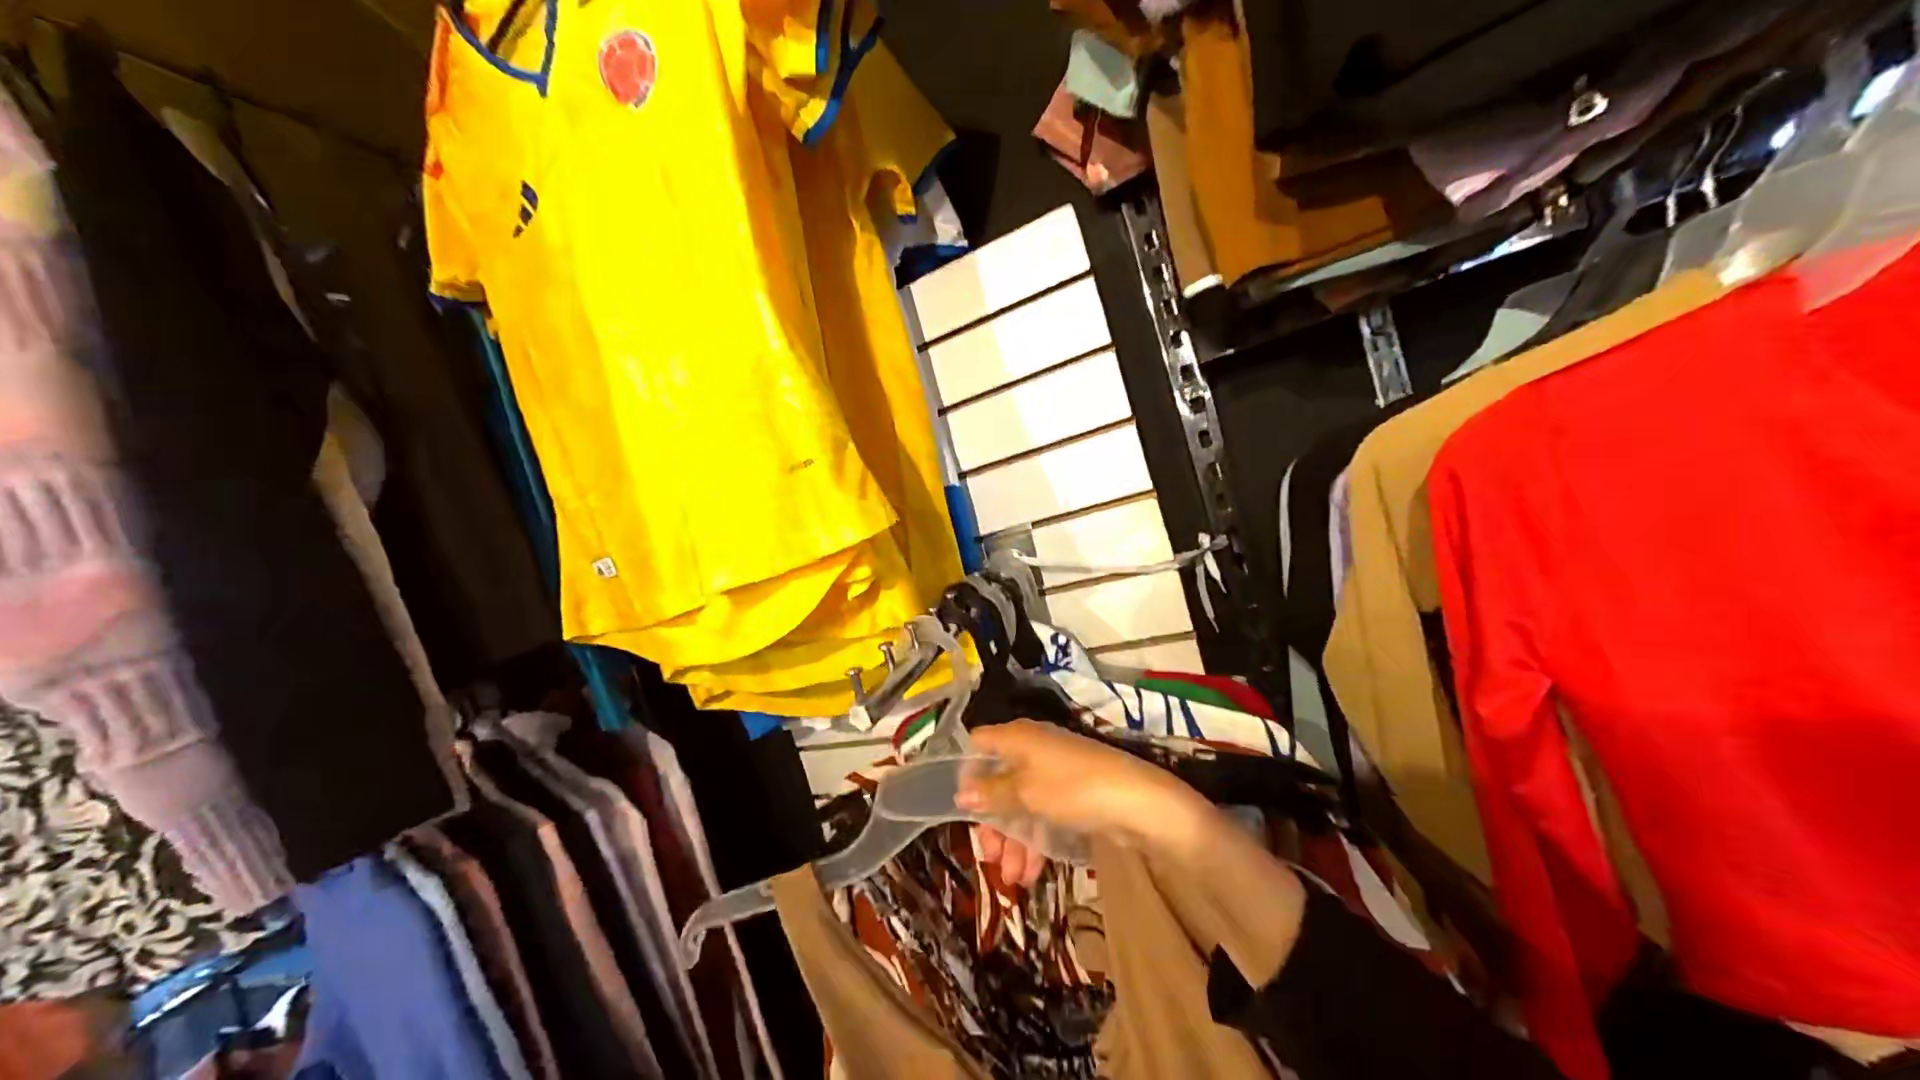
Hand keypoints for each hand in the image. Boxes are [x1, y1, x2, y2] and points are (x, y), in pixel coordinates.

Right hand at [955, 720, 1213, 885]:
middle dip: (992, 822)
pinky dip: (1035, 841)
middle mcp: (1033, 750)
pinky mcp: (1072, 796)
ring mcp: (1054, 774)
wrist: (1138, 802)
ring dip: (1013, 841)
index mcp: (1018, 738)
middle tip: (988, 856)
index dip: (966, 773)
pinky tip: (1030, 873)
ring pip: (1021, 805)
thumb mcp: (1026, 793)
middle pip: (999, 782)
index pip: (979, 744)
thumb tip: (961, 793)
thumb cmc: (1073, 789)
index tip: (960, 807)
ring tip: (1012, 877)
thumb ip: (992, 794)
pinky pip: (1043, 816)